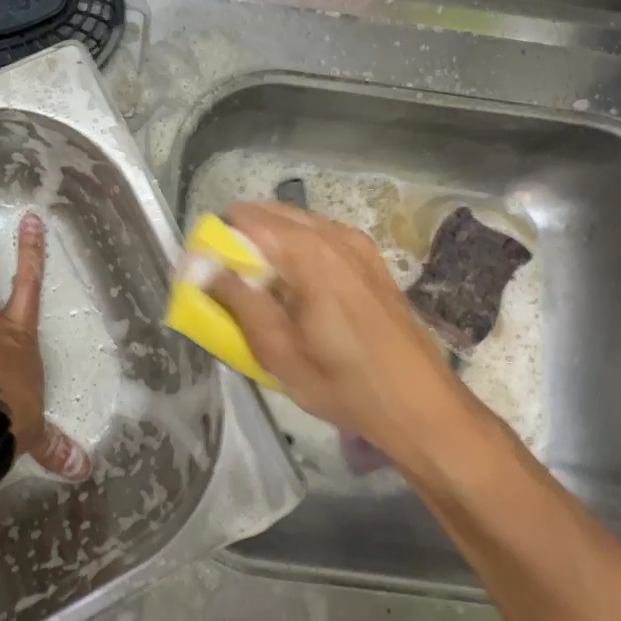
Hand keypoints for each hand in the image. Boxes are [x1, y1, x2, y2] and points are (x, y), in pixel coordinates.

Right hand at [208, 201, 478, 466]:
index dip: (213, 243)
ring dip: (264, 249)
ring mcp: (356, 244)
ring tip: (258, 295)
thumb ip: (237, 299)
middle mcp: (333, 234)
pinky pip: (315, 239)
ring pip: (291, 224)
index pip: (242, 219)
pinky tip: (294, 296)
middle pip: (266, 214)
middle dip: (236, 243)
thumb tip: (200, 266)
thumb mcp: (277, 350)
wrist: (420, 407)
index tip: (201, 276)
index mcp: (309, 253)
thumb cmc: (343, 384)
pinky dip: (292, 254)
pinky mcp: (368, 259)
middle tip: (225, 287)